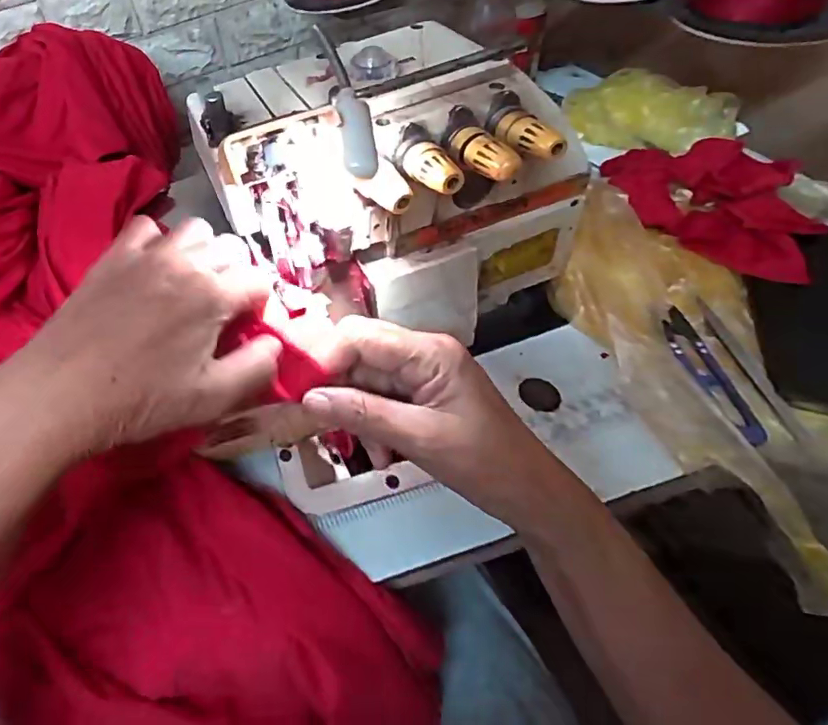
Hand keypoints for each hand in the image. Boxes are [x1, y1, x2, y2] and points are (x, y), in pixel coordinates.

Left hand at [0, 216, 282, 456]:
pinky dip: (157, 241)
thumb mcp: (210, 399)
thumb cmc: (139, 400)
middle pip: (231, 250)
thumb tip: (274, 344)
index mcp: (214, 294)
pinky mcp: (113, 255)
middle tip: (215, 312)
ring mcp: (147, 253)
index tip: (241, 330)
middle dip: (234, 276)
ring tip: (187, 285)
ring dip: (201, 253)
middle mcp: (186, 262)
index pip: (259, 280)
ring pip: (194, 230)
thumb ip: (256, 367)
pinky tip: (150, 269)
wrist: (59, 393)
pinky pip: (147, 227)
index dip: (257, 305)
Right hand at [299, 316, 591, 531]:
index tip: (298, 388)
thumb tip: (309, 398)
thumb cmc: (485, 462)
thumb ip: (363, 414)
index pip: (361, 335)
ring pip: (367, 380)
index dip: (325, 356)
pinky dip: (375, 424)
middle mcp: (423, 352)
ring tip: (372, 453)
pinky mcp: (424, 393)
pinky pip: (383, 399)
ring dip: (358, 415)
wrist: (530, 491)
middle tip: (316, 422)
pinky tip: (385, 455)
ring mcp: (424, 372)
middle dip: (339, 390)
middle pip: (361, 355)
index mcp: (429, 351)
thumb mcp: (420, 439)